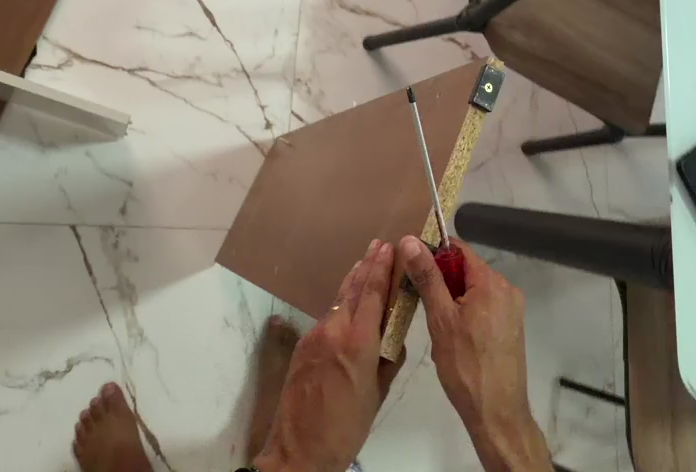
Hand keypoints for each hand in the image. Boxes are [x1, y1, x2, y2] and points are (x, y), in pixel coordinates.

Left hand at [254, 240, 402, 471]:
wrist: (299, 451)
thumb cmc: (348, 427)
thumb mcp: (378, 394)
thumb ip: (389, 359)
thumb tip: (396, 335)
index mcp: (358, 342)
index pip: (373, 293)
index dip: (381, 267)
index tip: (389, 246)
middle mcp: (335, 329)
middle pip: (354, 288)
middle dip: (368, 264)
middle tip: (379, 244)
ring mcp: (315, 335)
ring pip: (339, 301)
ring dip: (354, 282)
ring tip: (366, 263)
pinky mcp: (303, 344)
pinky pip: (328, 318)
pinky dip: (342, 305)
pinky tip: (349, 304)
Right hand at [399, 237, 550, 471]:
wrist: (497, 415)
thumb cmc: (466, 366)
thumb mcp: (440, 319)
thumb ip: (427, 277)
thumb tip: (410, 240)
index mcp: (491, 282)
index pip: (458, 249)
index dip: (433, 252)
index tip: (410, 263)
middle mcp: (506, 289)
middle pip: (466, 269)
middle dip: (441, 278)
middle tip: (416, 296)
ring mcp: (511, 309)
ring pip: (474, 289)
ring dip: (452, 296)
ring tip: (432, 318)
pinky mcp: (510, 327)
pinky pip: (484, 306)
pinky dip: (465, 310)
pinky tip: (451, 332)